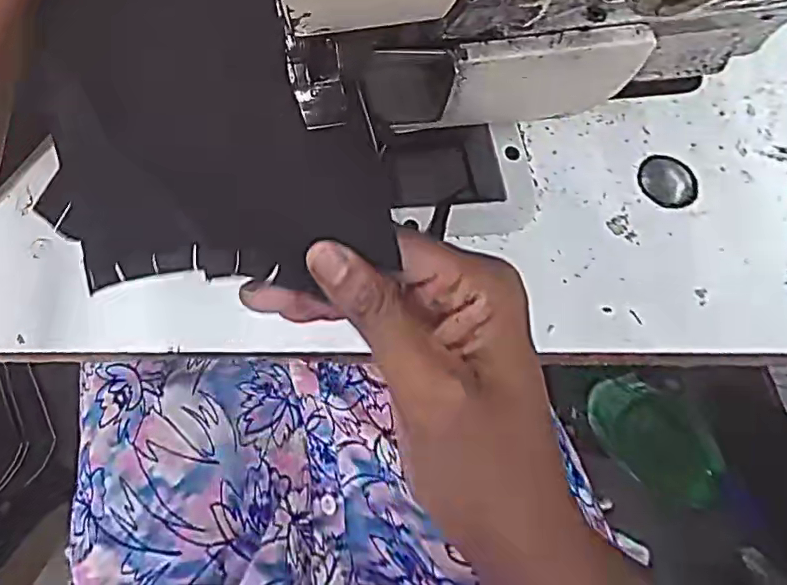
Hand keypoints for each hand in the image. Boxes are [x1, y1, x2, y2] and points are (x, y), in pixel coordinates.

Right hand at [242, 232, 630, 582]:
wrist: (513, 540)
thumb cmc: (491, 476)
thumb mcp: (425, 387)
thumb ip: (376, 315)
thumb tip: (329, 254)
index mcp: (483, 287)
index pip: (398, 246)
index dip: (342, 251)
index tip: (291, 263)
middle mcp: (469, 291)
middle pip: (383, 265)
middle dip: (327, 277)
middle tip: (272, 288)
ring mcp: (449, 314)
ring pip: (374, 288)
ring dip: (327, 298)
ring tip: (276, 298)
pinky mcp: (431, 337)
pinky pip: (380, 314)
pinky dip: (344, 319)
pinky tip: (307, 312)